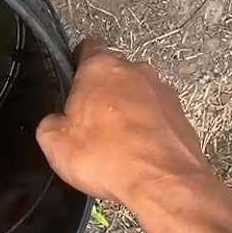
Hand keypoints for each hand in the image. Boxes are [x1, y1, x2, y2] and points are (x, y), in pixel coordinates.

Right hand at [36, 39, 218, 208]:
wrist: (164, 184)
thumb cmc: (109, 157)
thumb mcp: (53, 142)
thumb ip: (49, 123)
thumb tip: (57, 123)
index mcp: (100, 67)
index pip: (86, 47)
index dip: (76, 64)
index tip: (72, 83)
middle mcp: (134, 71)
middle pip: (112, 73)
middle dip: (101, 92)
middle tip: (88, 122)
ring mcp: (162, 92)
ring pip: (136, 94)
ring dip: (126, 110)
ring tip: (115, 143)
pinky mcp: (182, 115)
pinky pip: (156, 116)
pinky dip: (147, 129)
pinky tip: (136, 154)